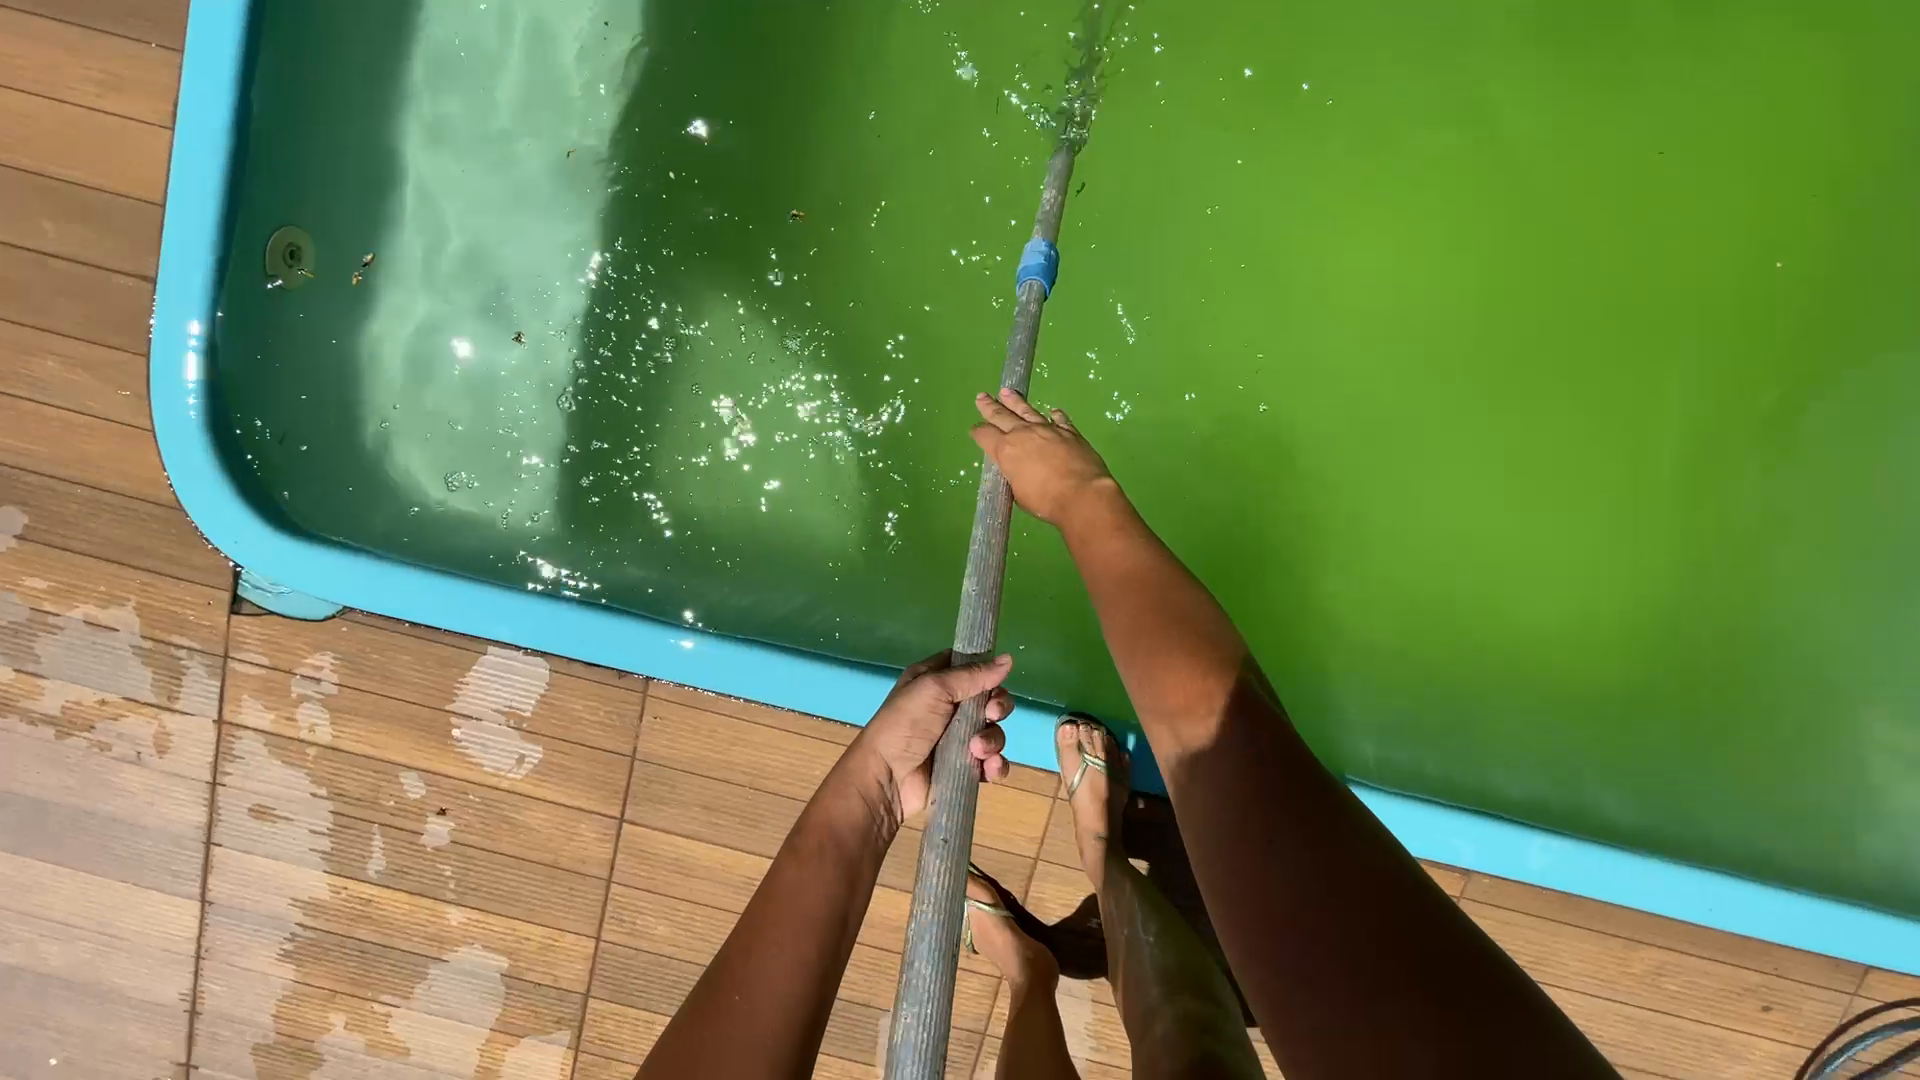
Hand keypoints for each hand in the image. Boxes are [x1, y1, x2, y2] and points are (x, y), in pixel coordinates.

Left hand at [846, 649, 1014, 827]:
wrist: (886, 778)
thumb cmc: (905, 724)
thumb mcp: (934, 688)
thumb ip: (973, 675)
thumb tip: (1008, 659)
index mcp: (936, 681)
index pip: (970, 667)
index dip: (986, 670)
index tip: (997, 676)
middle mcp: (948, 706)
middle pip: (990, 699)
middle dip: (997, 706)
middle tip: (991, 714)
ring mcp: (958, 739)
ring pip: (994, 731)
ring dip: (992, 739)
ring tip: (976, 749)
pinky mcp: (964, 766)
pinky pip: (992, 762)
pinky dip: (995, 765)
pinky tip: (988, 768)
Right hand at [970, 388, 1117, 526]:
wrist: (1082, 494)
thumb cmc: (1045, 500)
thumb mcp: (1019, 493)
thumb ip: (1015, 476)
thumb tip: (1017, 470)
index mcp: (1006, 450)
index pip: (985, 435)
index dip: (978, 432)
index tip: (974, 429)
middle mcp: (1023, 434)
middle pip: (1002, 416)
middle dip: (990, 407)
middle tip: (981, 396)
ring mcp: (1048, 430)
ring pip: (1028, 411)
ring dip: (1016, 402)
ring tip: (1007, 392)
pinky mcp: (1069, 433)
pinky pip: (1060, 420)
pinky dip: (1056, 416)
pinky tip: (1054, 411)